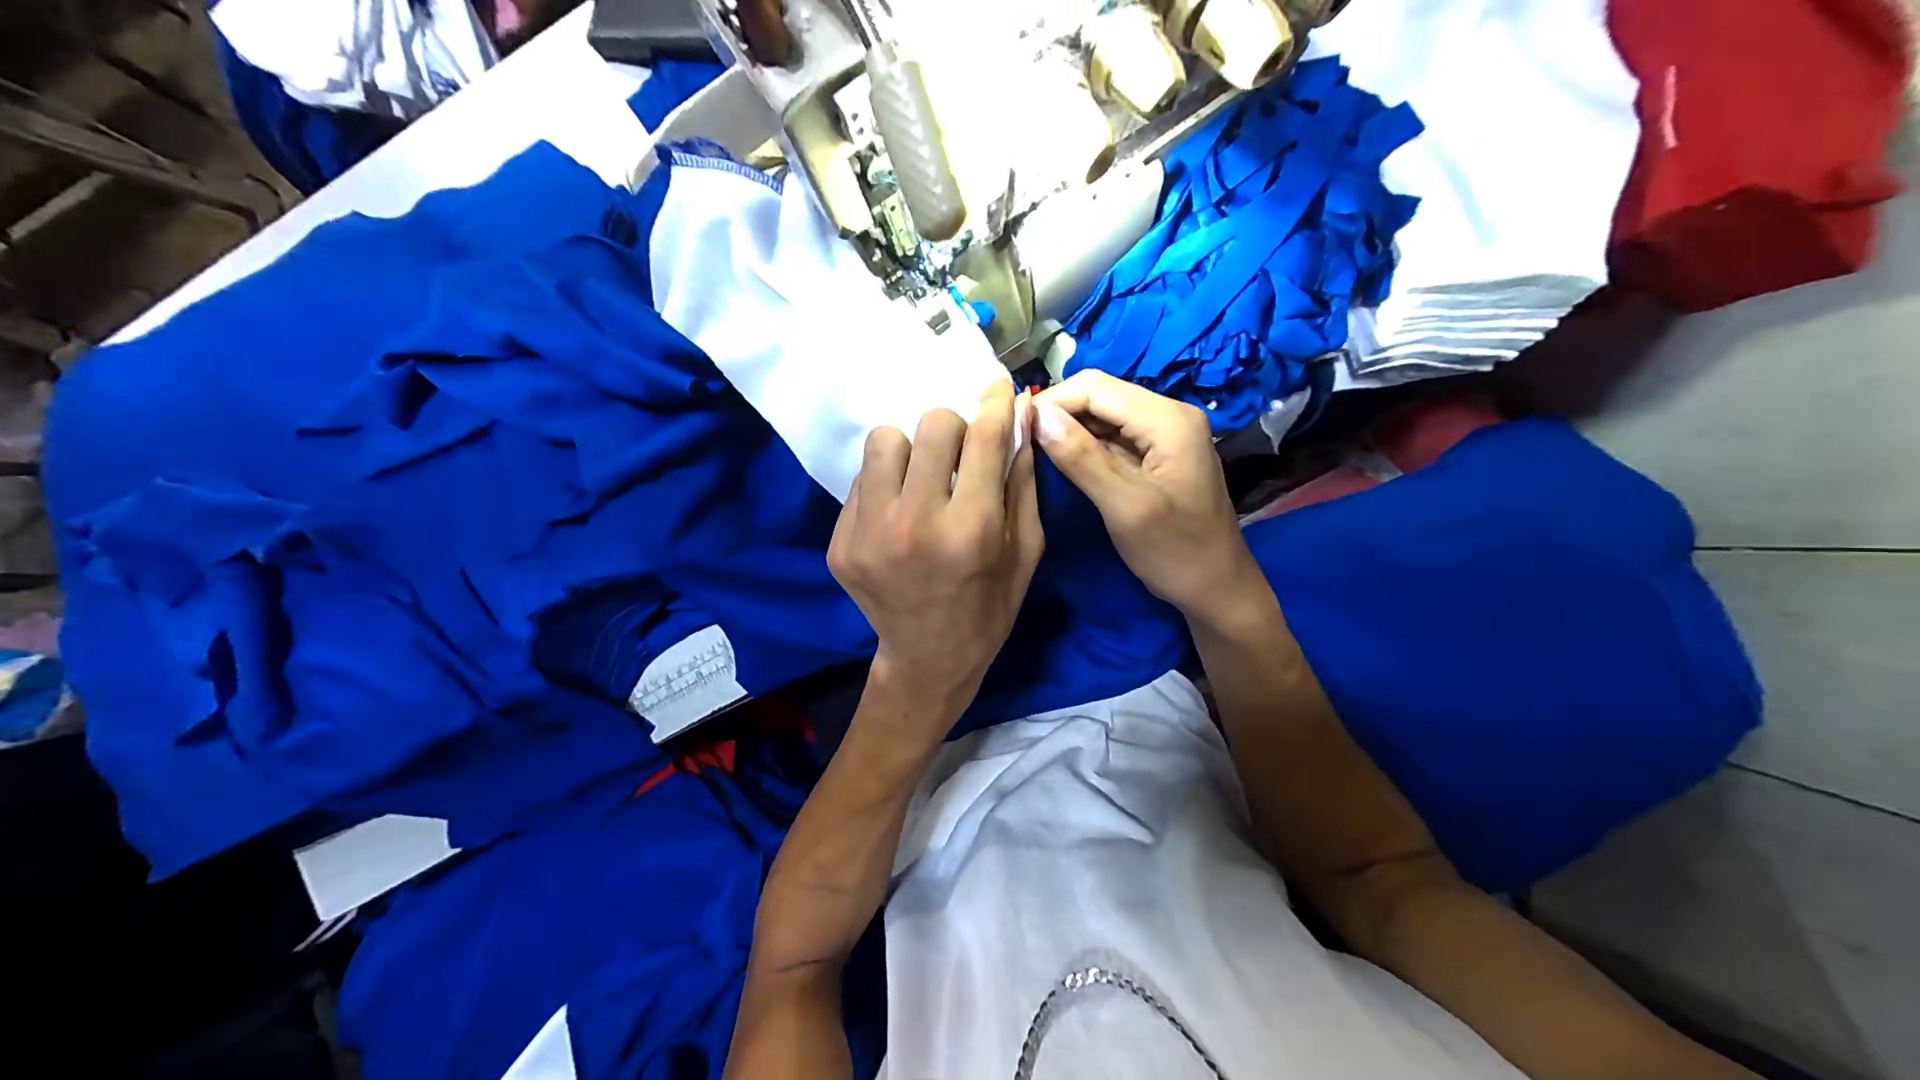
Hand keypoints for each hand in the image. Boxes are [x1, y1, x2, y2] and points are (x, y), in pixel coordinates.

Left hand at [829, 381, 1043, 733]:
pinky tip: (897, 517)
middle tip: (957, 456)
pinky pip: (862, 481)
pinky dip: (885, 487)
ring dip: (909, 452)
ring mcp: (868, 534)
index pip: (983, 436)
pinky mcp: (840, 543)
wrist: (927, 660)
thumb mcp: (1025, 551)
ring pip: (884, 441)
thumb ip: (1022, 481)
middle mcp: (914, 524)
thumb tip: (1020, 415)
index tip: (996, 385)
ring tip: (919, 482)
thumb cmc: (988, 607)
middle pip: (930, 424)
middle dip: (952, 431)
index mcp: (970, 529)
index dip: (994, 401)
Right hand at [1032, 371, 1268, 629]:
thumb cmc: (1176, 552)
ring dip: (1067, 430)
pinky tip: (1060, 464)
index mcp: (1168, 419)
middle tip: (1020, 443)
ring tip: (1033, 453)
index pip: (1096, 387)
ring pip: (1102, 416)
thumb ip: (1082, 458)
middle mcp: (1168, 415)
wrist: (1217, 589)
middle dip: (1058, 415)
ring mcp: (1164, 435)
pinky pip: (1112, 438)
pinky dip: (1083, 446)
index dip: (1052, 401)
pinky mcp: (1156, 455)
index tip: (1015, 430)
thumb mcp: (1125, 507)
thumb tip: (1038, 415)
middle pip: (1099, 396)